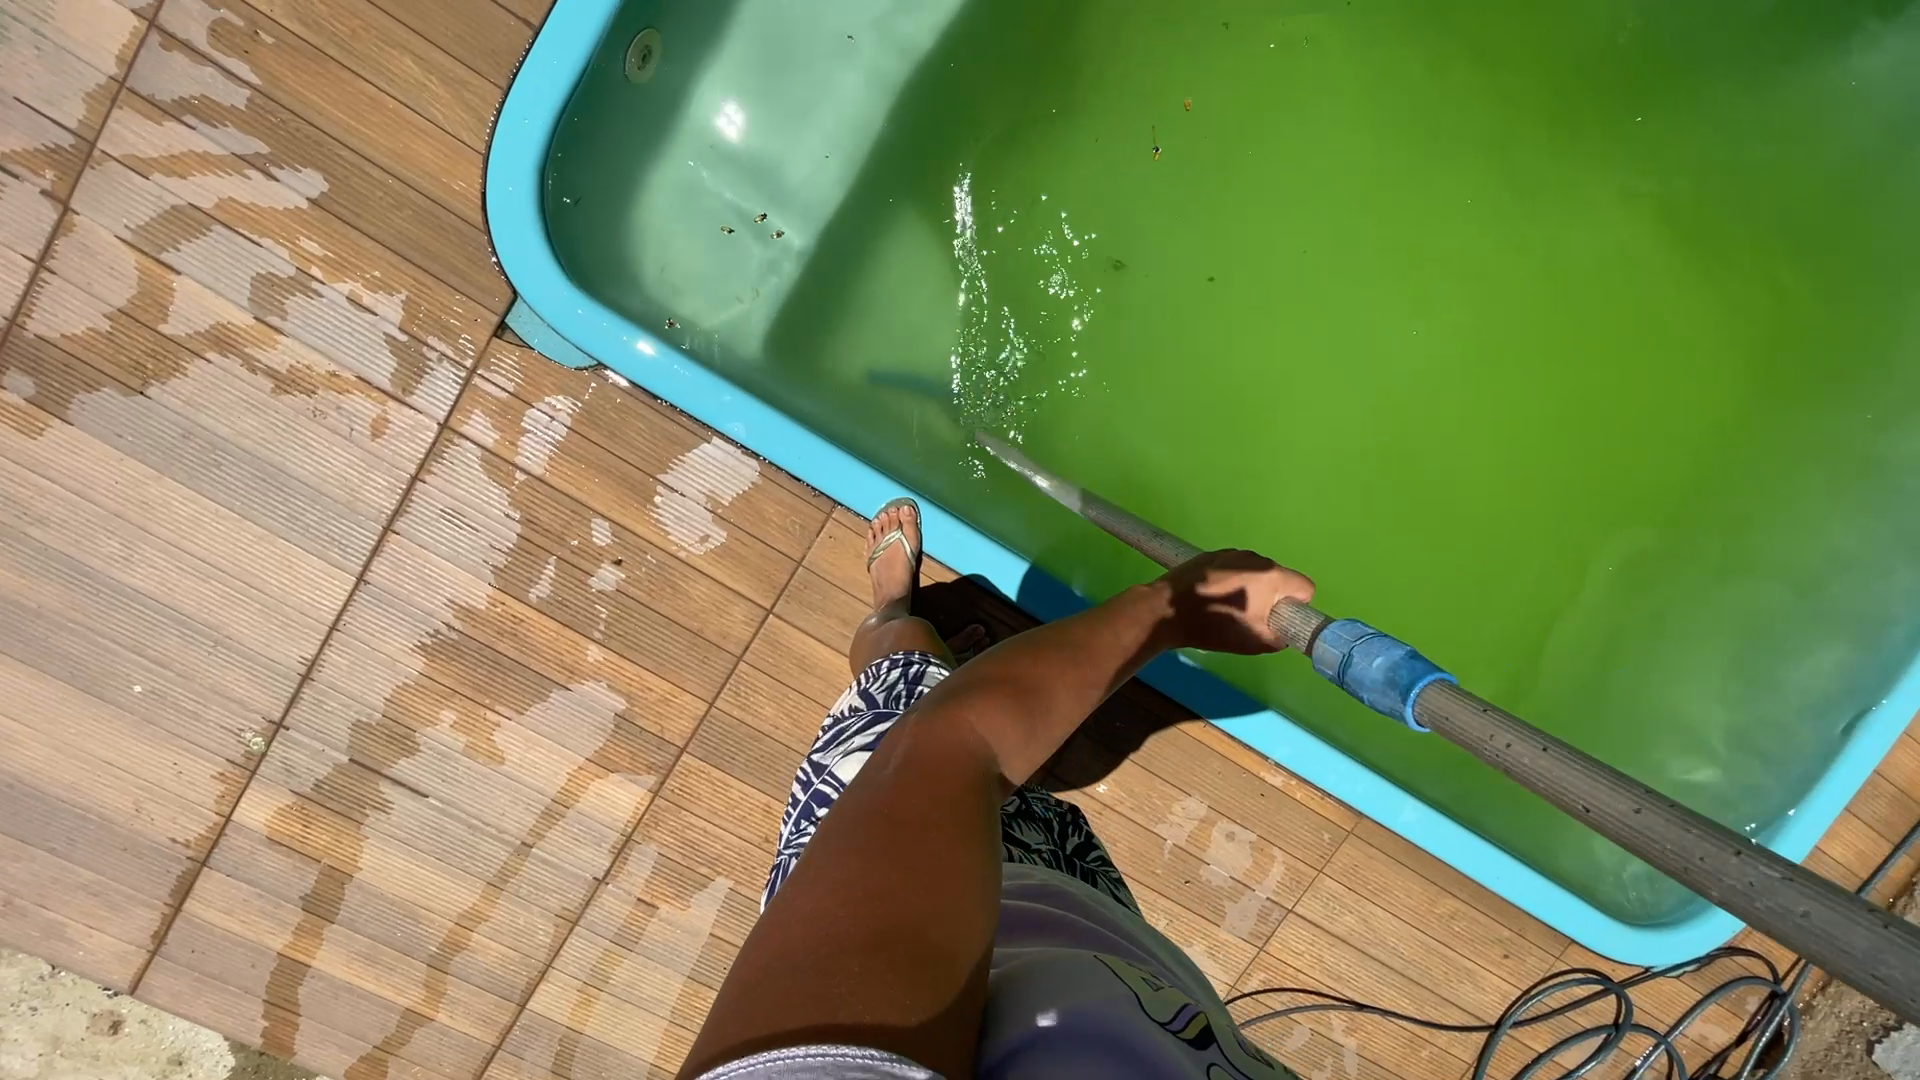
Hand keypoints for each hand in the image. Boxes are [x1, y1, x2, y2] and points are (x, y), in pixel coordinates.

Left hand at [1155, 549, 1315, 654]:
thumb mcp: (1255, 643)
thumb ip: (1281, 637)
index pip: (1305, 587)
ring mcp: (1231, 553)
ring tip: (1226, 607)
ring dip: (1250, 588)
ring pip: (1255, 572)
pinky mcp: (1210, 555)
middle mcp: (1255, 558)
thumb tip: (1284, 633)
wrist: (1165, 610)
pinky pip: (1233, 568)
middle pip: (1279, 578)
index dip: (1297, 606)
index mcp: (1272, 575)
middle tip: (1251, 617)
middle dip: (1271, 597)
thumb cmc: (1214, 626)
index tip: (1278, 619)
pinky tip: (1211, 596)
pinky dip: (1230, 581)